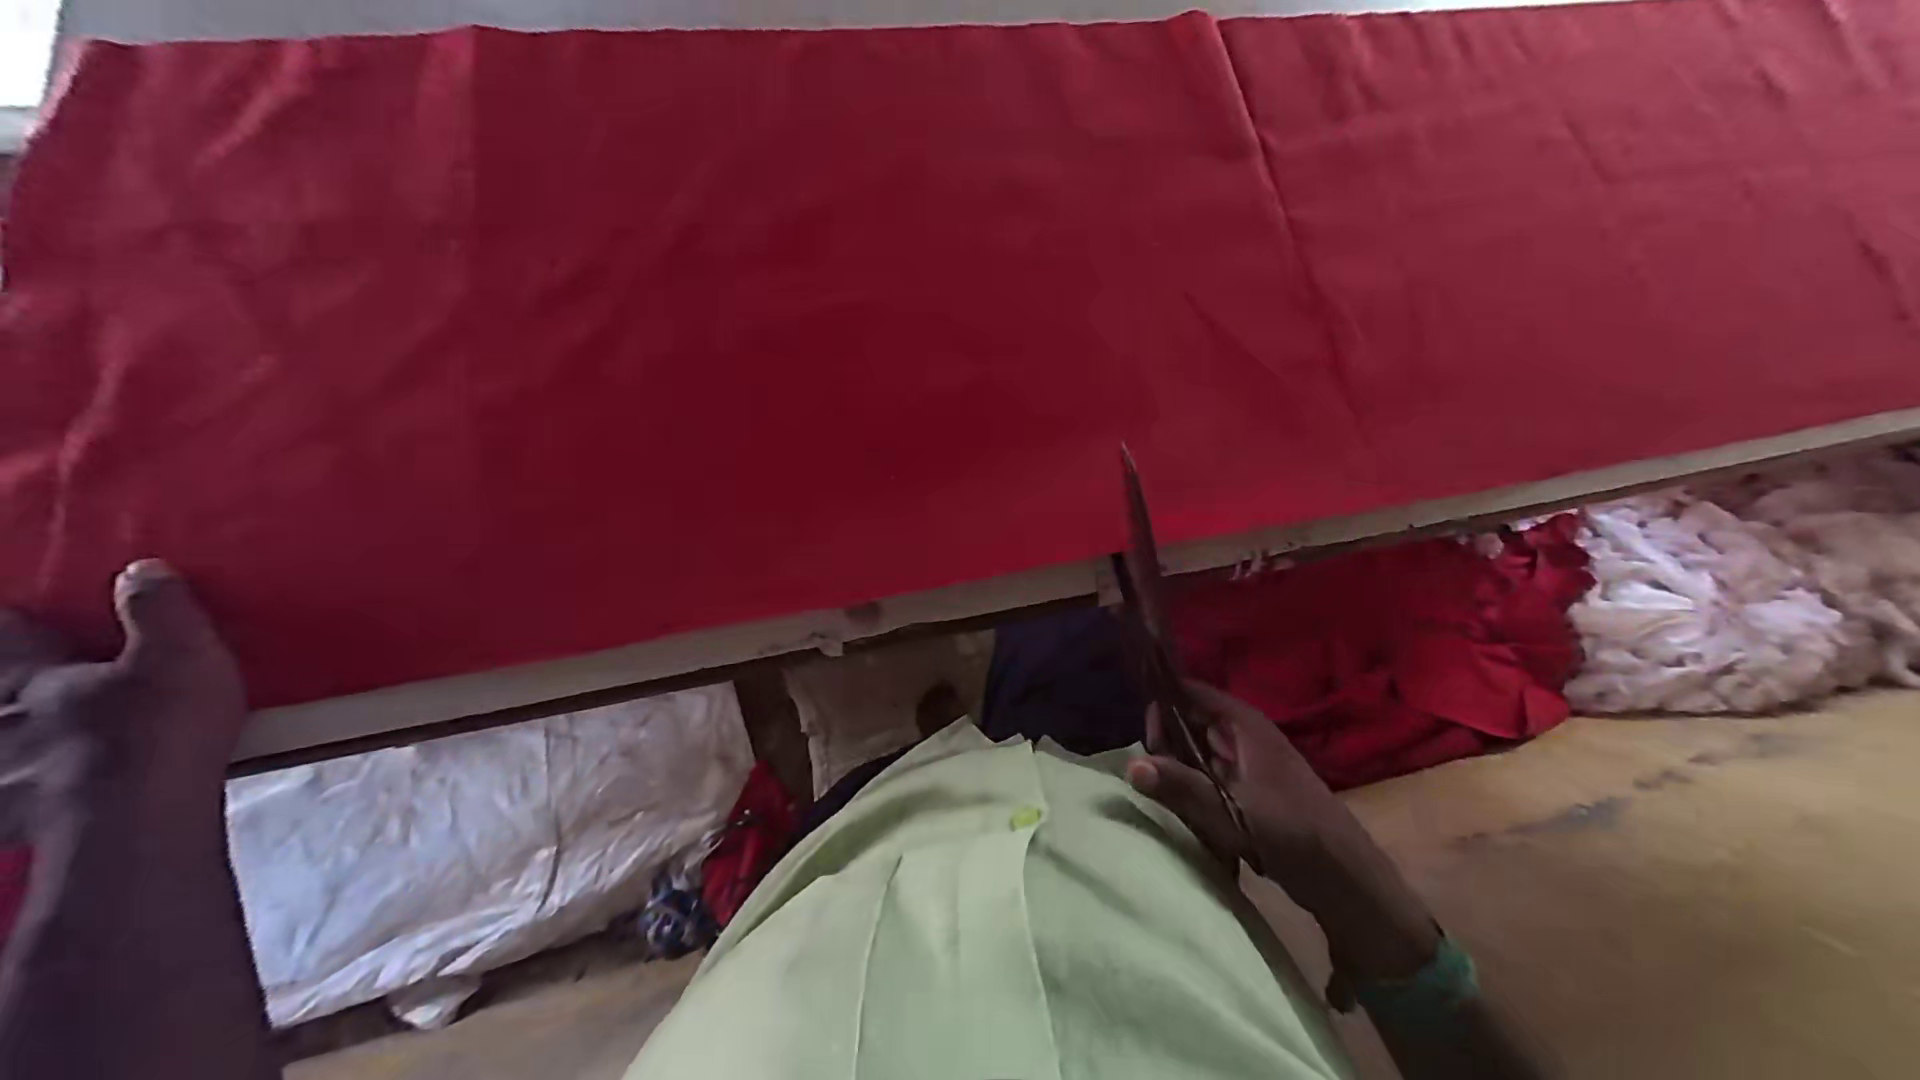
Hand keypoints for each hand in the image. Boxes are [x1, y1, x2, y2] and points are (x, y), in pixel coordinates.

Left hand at [0, 560, 245, 818]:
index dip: (11, 620)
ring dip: (10, 747)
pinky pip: (3, 805)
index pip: (5, 632)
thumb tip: (139, 568)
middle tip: (29, 685)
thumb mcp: (183, 655)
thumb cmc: (158, 725)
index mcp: (27, 677)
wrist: (130, 818)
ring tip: (26, 749)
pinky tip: (24, 803)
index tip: (19, 614)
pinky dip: (12, 799)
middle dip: (7, 684)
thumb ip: (160, 611)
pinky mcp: (6, 819)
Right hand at [1127, 679, 1441, 980]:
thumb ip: (1181, 786)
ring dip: (1179, 770)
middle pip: (1190, 721)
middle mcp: (1245, 734)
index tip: (1144, 738)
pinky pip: (1210, 776)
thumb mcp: (1231, 811)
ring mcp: (1250, 762)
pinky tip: (1188, 812)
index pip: (1190, 692)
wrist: (1348, 882)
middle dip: (1166, 744)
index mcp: (1244, 724)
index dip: (1162, 705)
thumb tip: (1130, 764)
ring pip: (1198, 751)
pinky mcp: (1251, 789)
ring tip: (1167, 795)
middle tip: (1154, 775)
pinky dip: (1195, 788)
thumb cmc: (1293, 834)